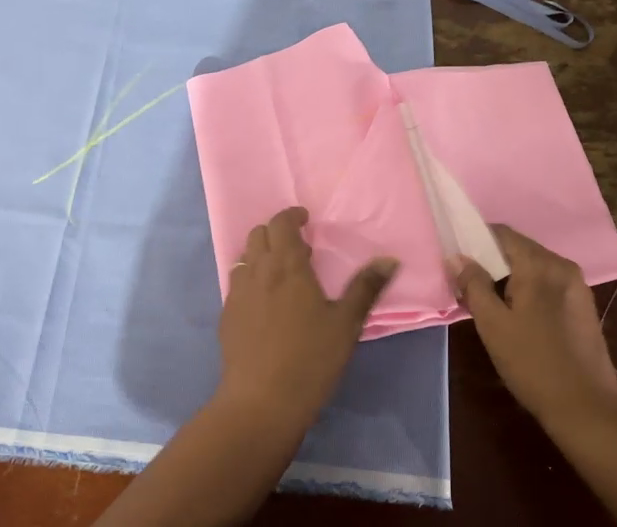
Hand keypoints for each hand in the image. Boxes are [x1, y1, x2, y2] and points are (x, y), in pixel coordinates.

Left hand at [216, 207, 398, 425]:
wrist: (261, 401)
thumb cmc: (311, 358)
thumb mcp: (347, 323)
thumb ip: (366, 288)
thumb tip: (389, 259)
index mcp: (287, 265)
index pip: (281, 223)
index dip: (292, 215)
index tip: (305, 219)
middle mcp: (257, 271)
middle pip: (259, 235)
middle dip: (277, 233)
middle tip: (300, 249)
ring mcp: (237, 294)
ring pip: (245, 258)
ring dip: (262, 256)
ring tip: (282, 275)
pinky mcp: (226, 317)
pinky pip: (236, 285)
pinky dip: (251, 280)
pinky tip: (265, 305)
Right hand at [453, 225, 616, 422]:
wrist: (587, 409)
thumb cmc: (533, 363)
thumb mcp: (492, 324)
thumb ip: (473, 284)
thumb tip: (456, 256)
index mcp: (540, 264)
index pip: (502, 233)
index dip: (476, 241)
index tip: (459, 262)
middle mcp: (562, 266)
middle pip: (519, 249)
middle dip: (492, 263)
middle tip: (470, 289)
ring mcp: (578, 287)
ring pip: (534, 269)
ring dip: (511, 279)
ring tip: (492, 306)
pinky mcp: (584, 308)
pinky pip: (549, 285)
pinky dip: (530, 292)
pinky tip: (519, 319)